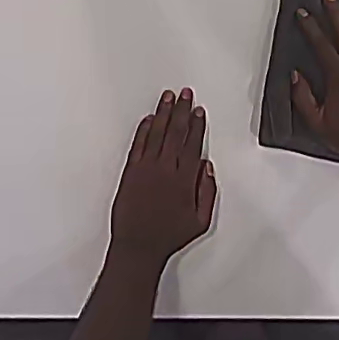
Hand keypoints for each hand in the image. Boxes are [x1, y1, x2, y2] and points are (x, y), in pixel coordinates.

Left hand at [109, 88, 216, 268]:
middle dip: (182, 110)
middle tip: (186, 94)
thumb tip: (207, 168)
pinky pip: (139, 144)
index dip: (197, 125)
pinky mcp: (131, 170)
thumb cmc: (168, 235)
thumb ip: (207, 192)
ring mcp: (146, 168)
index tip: (199, 111)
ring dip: (164, 112)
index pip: (193, 144)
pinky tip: (149, 118)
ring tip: (168, 97)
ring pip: (157, 133)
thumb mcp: (200, 221)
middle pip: (176, 132)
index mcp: (184, 180)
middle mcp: (165, 169)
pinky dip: (144, 129)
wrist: (138, 245)